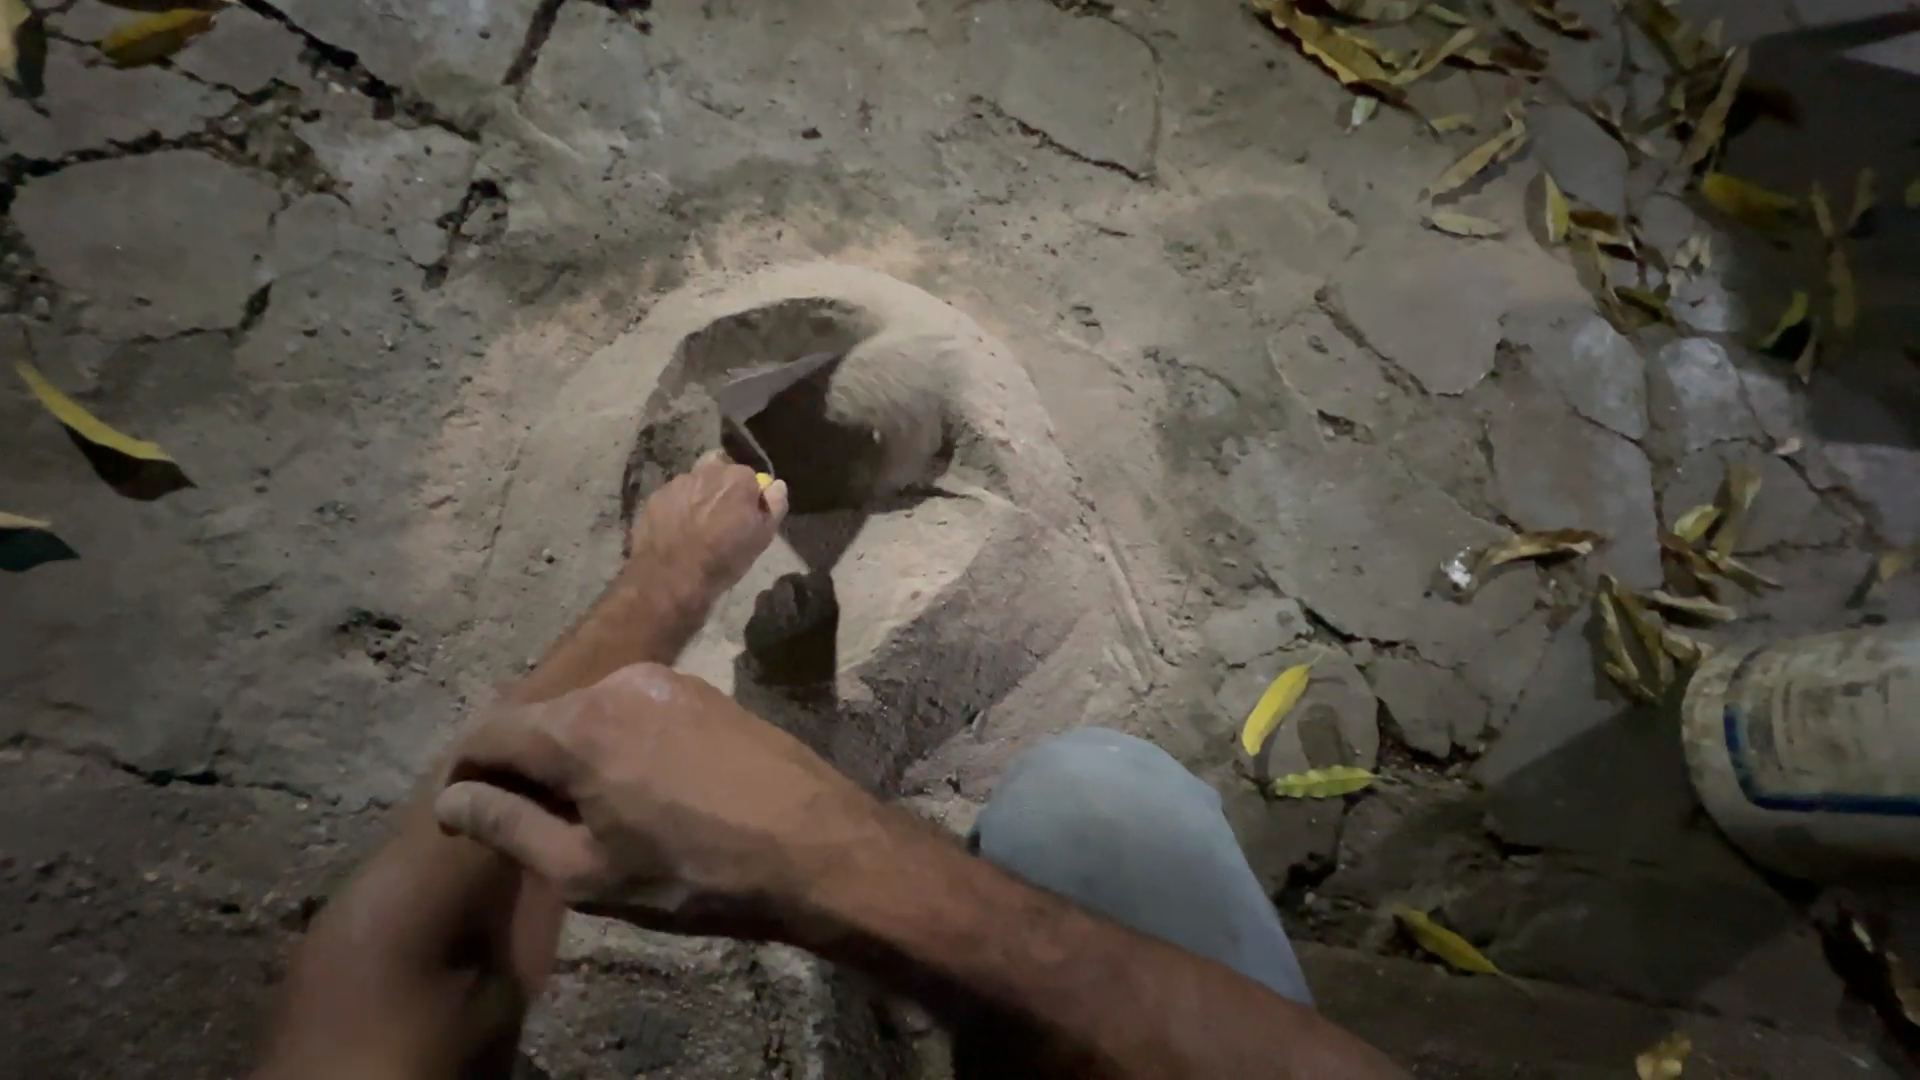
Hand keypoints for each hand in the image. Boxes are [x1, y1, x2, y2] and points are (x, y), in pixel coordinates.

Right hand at [433, 664, 882, 935]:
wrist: (814, 843)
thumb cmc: (694, 871)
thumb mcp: (586, 870)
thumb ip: (508, 826)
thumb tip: (452, 800)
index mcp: (581, 724)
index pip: (490, 733)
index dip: (468, 775)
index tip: (469, 814)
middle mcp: (622, 683)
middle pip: (544, 718)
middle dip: (525, 765)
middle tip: (534, 824)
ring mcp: (672, 680)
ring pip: (593, 713)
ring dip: (576, 753)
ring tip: (595, 812)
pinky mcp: (707, 691)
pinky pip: (636, 710)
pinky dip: (619, 742)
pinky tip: (644, 786)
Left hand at [629, 451, 789, 601]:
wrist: (671, 578)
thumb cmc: (724, 559)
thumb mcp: (762, 539)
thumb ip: (774, 506)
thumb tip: (777, 486)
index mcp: (738, 478)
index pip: (750, 477)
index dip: (749, 497)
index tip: (746, 517)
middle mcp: (707, 471)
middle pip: (721, 472)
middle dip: (724, 489)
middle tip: (723, 518)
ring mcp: (678, 482)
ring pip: (696, 482)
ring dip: (700, 496)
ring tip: (698, 526)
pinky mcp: (656, 496)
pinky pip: (675, 496)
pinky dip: (679, 507)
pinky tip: (679, 530)